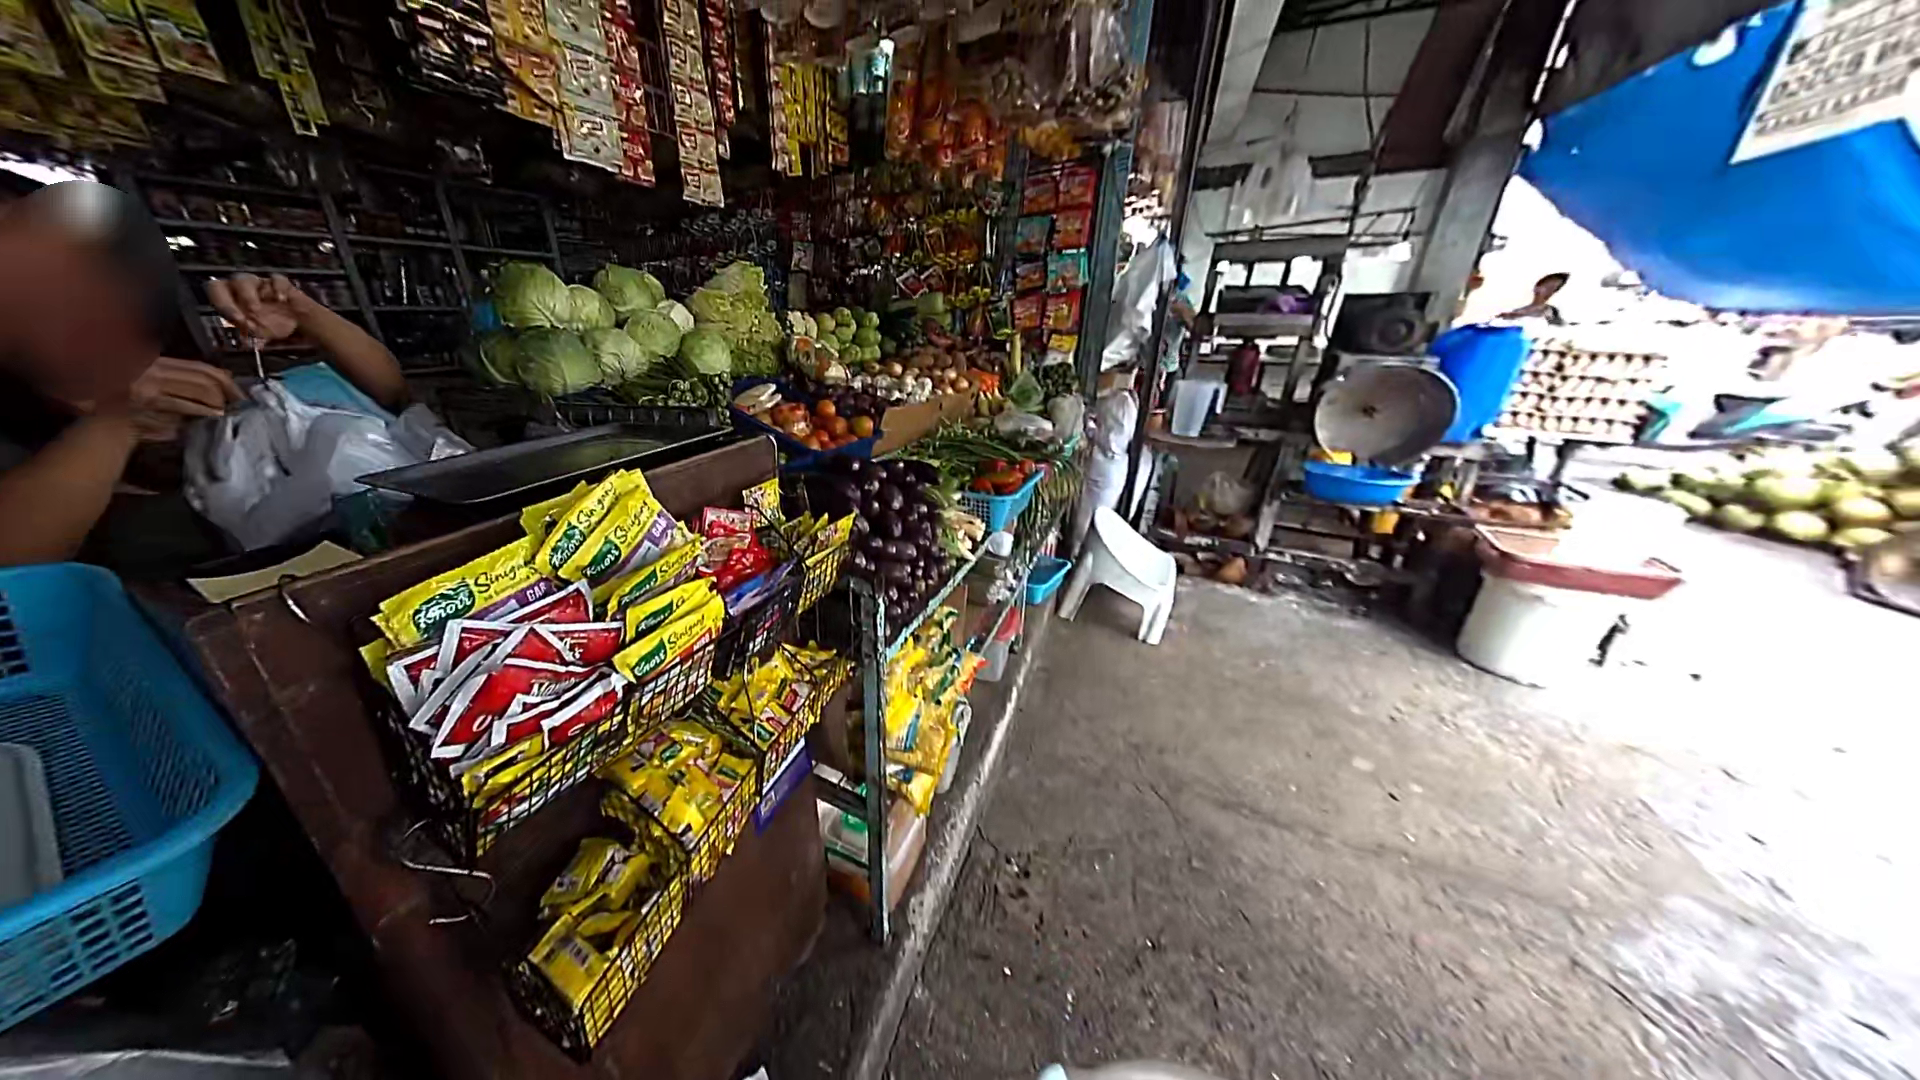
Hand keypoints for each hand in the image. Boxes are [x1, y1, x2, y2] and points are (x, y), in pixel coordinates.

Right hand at [115, 357, 243, 440]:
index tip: (240, 394)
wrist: (105, 422)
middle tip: (240, 405)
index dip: (227, 381)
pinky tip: (213, 416)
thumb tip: (227, 377)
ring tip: (225, 412)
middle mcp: (150, 367)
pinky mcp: (148, 398)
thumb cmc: (136, 406)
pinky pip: (187, 403)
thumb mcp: (162, 386)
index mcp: (155, 362)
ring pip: (203, 388)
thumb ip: (189, 380)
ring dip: (220, 403)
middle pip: (207, 377)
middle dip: (229, 393)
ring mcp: (147, 381)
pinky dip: (205, 410)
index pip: (202, 367)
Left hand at [206, 273, 308, 341]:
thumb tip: (246, 342)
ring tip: (259, 309)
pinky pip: (277, 280)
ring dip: (248, 294)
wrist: (303, 322)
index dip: (223, 305)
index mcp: (231, 298)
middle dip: (226, 298)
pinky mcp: (282, 284)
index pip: (216, 294)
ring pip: (245, 279)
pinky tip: (283, 300)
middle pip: (223, 283)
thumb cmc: (276, 324)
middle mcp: (240, 288)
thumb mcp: (263, 333)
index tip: (239, 320)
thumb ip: (253, 334)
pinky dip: (278, 288)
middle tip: (248, 311)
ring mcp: (260, 284)